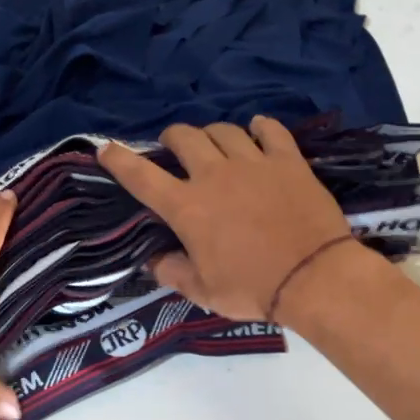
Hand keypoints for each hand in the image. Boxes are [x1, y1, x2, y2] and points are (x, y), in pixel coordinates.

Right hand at [99, 118, 365, 321]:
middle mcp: (214, 176)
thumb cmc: (251, 288)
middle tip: (171, 148)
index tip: (105, 148)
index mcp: (187, 208)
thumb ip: (171, 272)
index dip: (120, 160)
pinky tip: (255, 130)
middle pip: (185, 139)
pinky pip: (270, 131)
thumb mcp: (201, 291)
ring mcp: (254, 163)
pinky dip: (258, 127)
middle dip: (171, 139)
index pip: (142, 178)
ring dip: (210, 134)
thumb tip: (155, 260)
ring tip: (211, 143)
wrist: (314, 278)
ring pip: (224, 130)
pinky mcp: (289, 161)